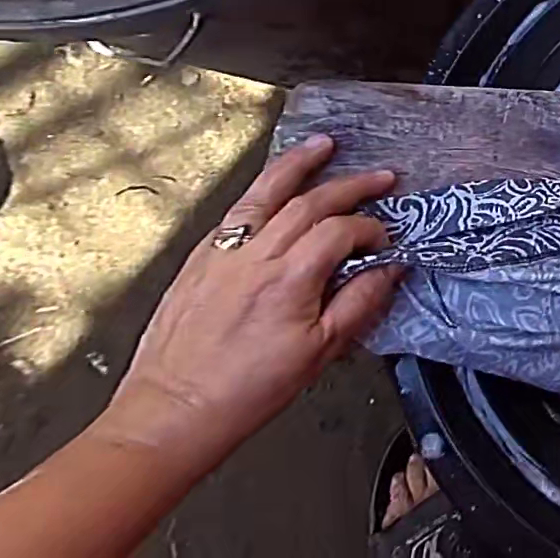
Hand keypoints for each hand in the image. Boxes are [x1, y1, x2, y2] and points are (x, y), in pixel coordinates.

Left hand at [90, 135, 404, 469]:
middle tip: (382, 175)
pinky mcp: (199, 258)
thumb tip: (390, 269)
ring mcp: (222, 252)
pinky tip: (277, 186)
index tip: (383, 241)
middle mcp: (255, 256)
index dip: (371, 229)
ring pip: (267, 191)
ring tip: (324, 144)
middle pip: (312, 201)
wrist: (169, 415)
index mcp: (288, 280)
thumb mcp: (319, 354)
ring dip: (300, 164)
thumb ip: (359, 303)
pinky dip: (263, 191)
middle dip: (353, 184)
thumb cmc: (246, 392)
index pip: (342, 231)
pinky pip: (237, 212)